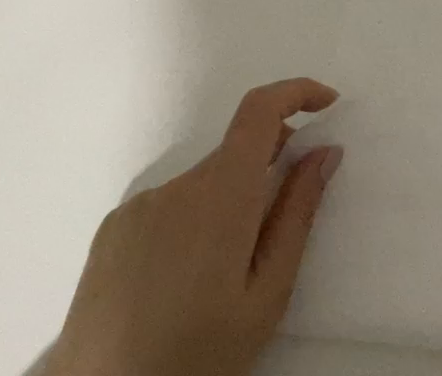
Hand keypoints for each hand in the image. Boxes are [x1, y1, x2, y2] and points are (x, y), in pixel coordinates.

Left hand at [41, 78, 343, 375]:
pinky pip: (171, 205)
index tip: (327, 104)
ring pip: (204, 183)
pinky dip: (194, 220)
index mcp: (220, 195)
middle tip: (286, 220)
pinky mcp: (113, 229)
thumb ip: (298, 214)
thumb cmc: (199, 352)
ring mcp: (138, 206)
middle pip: (236, 152)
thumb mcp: (267, 292)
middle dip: (270, 165)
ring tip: (226, 272)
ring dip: (230, 202)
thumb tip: (324, 153)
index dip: (297, 92)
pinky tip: (187, 279)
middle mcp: (176, 186)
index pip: (259, 110)